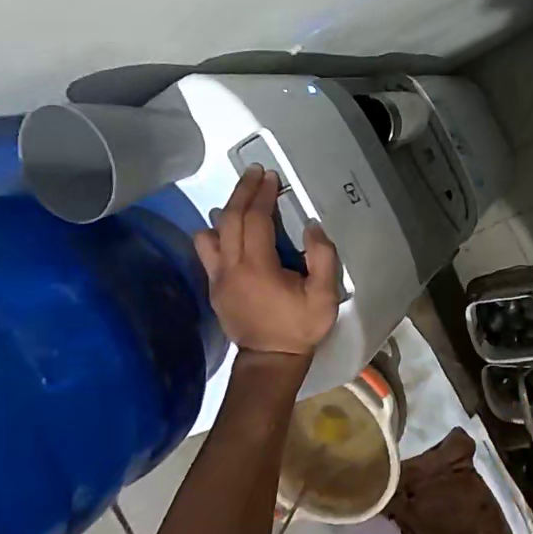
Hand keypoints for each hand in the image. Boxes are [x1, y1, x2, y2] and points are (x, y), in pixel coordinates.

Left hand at [193, 169, 341, 355]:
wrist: (270, 359)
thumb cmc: (300, 327)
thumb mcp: (325, 296)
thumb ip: (322, 259)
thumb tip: (312, 227)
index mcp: (257, 267)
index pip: (254, 219)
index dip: (262, 195)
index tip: (270, 177)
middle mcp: (230, 267)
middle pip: (229, 218)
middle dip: (242, 192)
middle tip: (255, 173)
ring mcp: (217, 277)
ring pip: (210, 233)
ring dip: (226, 212)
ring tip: (244, 202)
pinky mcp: (214, 286)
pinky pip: (207, 250)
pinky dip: (218, 233)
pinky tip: (233, 232)